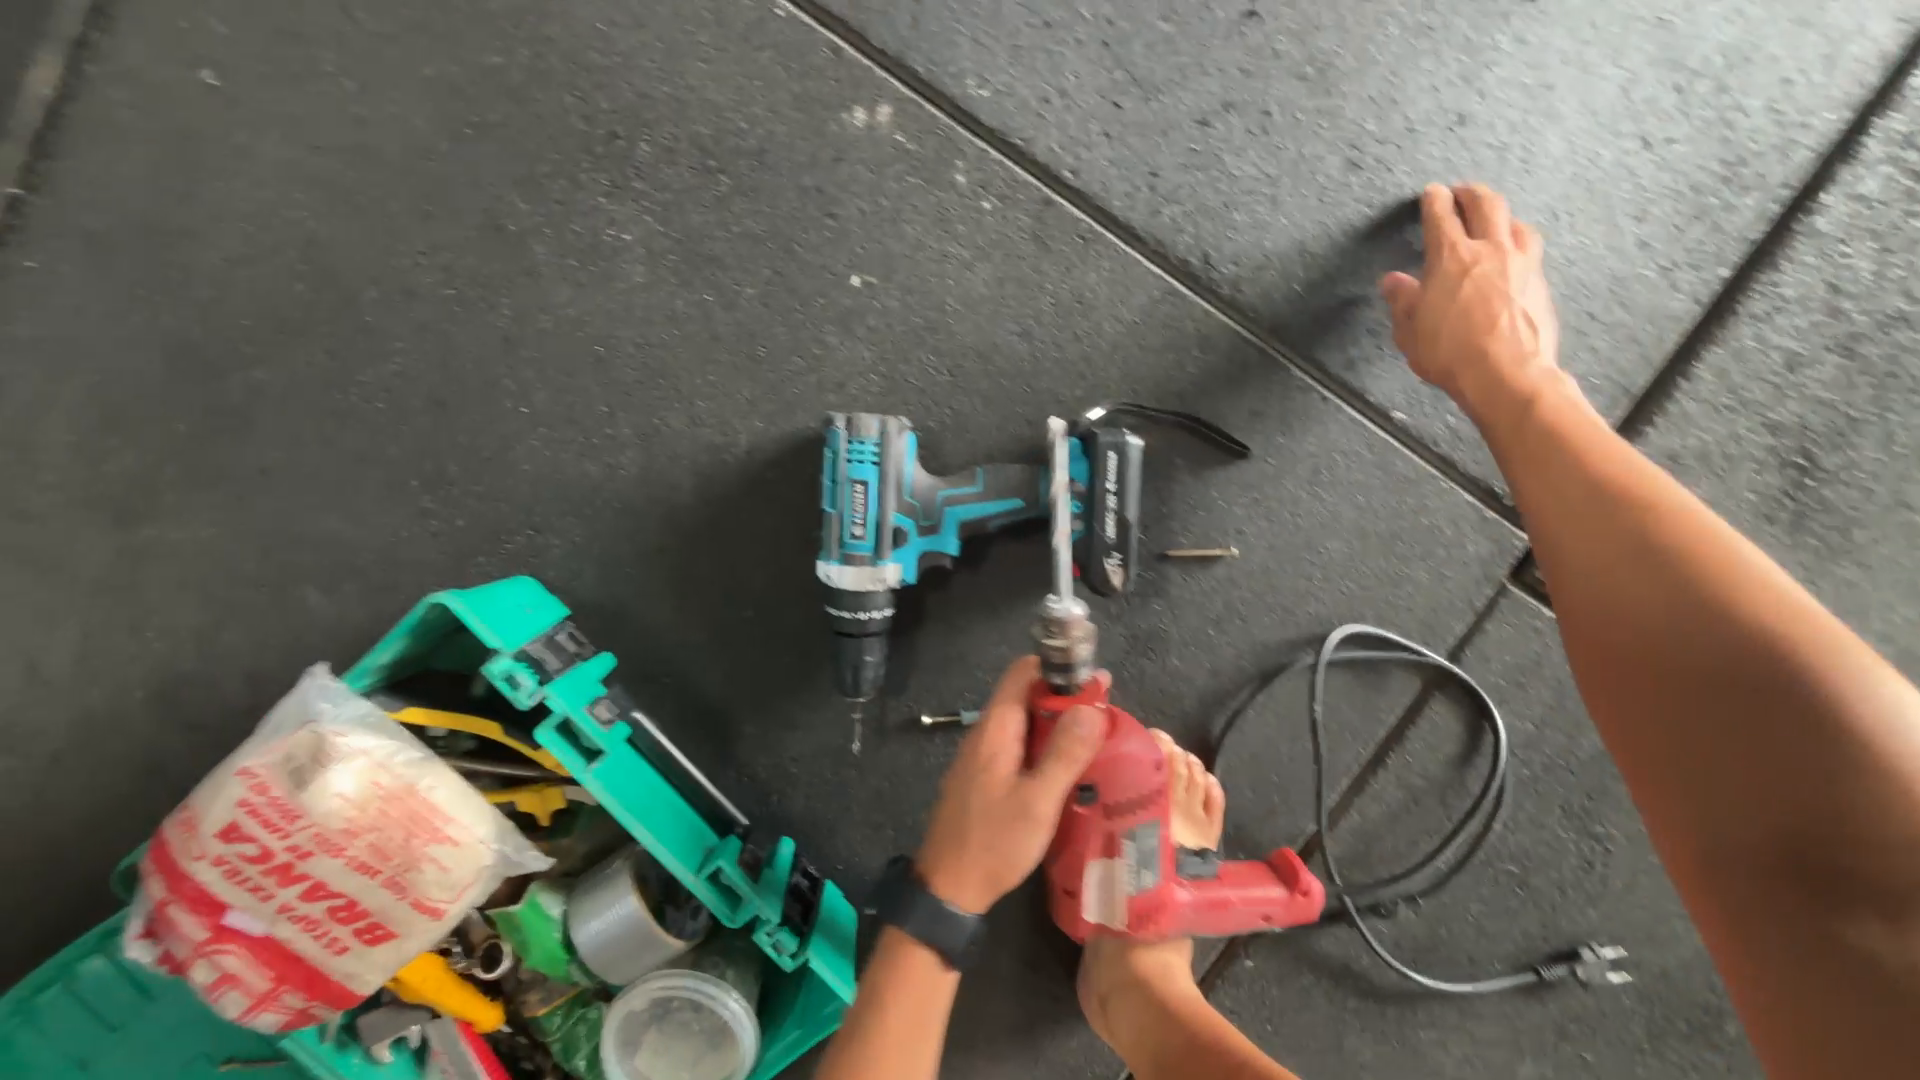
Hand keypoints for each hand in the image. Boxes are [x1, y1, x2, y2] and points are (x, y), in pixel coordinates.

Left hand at [915, 656, 1107, 913]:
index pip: (1022, 673)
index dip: (1057, 669)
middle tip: (1105, 717)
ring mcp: (981, 759)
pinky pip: (1016, 750)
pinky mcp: (983, 780)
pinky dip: (1042, 750)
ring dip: (1056, 727)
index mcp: (995, 730)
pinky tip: (1066, 771)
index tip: (1093, 683)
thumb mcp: (1038, 801)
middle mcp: (984, 735)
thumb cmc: (994, 843)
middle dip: (1064, 700)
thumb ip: (1065, 752)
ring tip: (1095, 742)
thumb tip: (1092, 704)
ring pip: (1022, 726)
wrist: (948, 890)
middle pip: (1024, 697)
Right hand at [1381, 184, 1567, 424]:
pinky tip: (1514, 252)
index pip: (1441, 216)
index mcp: (1451, 258)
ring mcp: (1521, 263)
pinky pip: (1530, 249)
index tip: (1431, 193)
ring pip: (1515, 222)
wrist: (1506, 374)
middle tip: (1462, 191)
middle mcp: (1490, 250)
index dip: (1434, 200)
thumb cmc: (1451, 353)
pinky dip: (1518, 241)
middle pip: (1486, 204)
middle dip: (1471, 193)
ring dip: (1501, 215)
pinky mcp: (1540, 282)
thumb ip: (1402, 301)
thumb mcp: (1410, 331)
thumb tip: (1393, 281)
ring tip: (1494, 218)